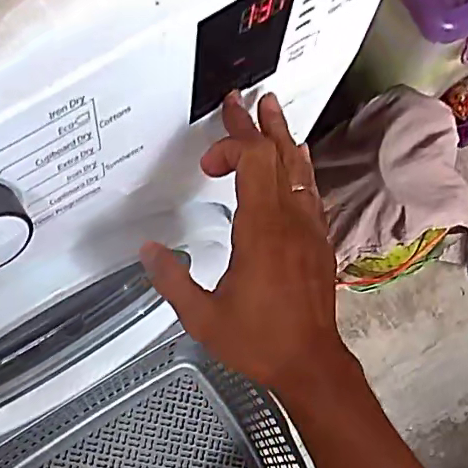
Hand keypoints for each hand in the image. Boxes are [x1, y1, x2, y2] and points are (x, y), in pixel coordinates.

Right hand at [141, 91, 354, 398]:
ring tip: (272, 112)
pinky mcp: (319, 244)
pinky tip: (295, 165)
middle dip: (257, 126)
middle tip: (240, 104)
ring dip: (283, 138)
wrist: (309, 363)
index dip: (231, 146)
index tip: (207, 158)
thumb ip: (172, 280)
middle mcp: (290, 223)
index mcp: (261, 233)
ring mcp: (310, 231)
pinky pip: (310, 192)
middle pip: (278, 156)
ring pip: (300, 169)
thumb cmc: (259, 342)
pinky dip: (298, 169)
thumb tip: (149, 252)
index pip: (253, 162)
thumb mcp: (202, 317)